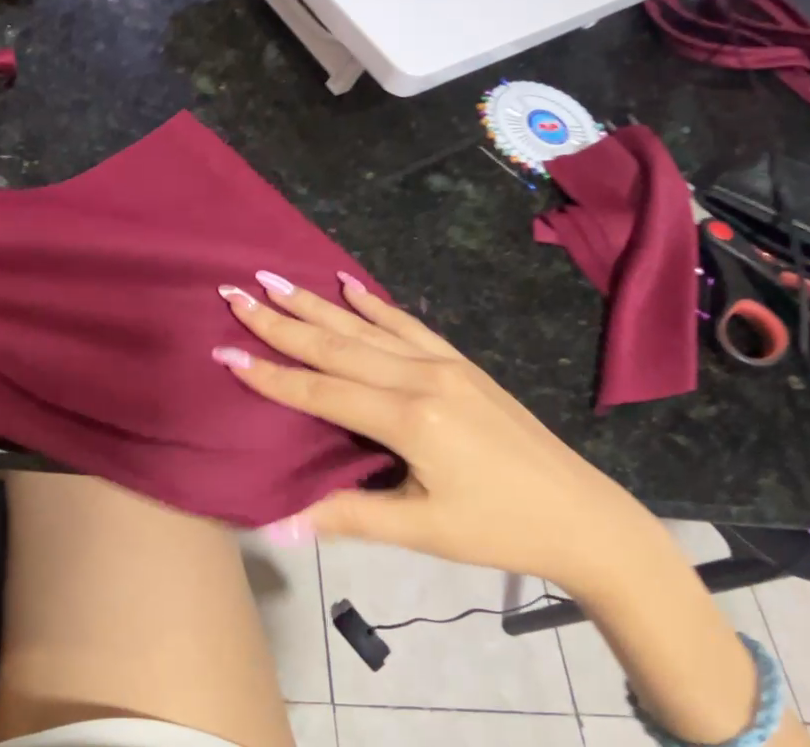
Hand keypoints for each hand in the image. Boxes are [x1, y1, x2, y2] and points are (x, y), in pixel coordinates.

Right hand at [212, 271, 660, 595]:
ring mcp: (444, 365)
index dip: (270, 375)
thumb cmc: (499, 529)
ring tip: (274, 279)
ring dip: (316, 303)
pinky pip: (407, 325)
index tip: (224, 352)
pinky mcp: (461, 364)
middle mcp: (422, 378)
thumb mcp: (421, 530)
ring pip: (366, 327)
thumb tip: (275, 526)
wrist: (585, 517)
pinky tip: (349, 285)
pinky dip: (374, 304)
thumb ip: (347, 516)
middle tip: (234, 293)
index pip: (322, 390)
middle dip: (280, 321)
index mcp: (410, 419)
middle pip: (337, 345)